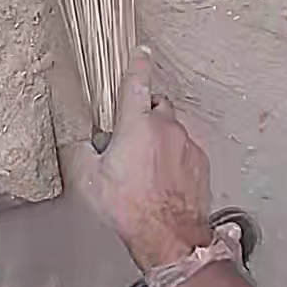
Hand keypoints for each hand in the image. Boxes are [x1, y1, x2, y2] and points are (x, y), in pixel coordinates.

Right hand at [88, 48, 214, 269]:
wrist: (168, 235)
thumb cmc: (128, 206)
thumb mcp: (90, 178)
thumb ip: (86, 151)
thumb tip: (86, 142)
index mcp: (136, 126)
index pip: (136, 83)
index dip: (137, 64)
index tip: (141, 51)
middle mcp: (165, 128)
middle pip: (156, 105)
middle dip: (144, 113)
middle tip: (130, 137)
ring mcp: (187, 145)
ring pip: (171, 129)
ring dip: (159, 139)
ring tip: (146, 166)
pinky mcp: (200, 162)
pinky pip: (184, 149)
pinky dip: (173, 156)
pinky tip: (162, 178)